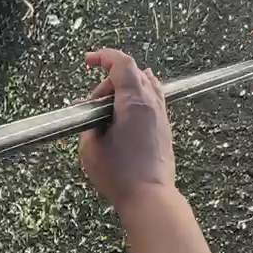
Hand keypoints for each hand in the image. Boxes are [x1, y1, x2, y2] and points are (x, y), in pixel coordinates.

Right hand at [77, 49, 175, 213]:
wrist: (149, 196)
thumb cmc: (118, 175)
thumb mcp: (90, 148)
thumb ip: (89, 123)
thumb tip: (91, 114)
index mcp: (133, 102)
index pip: (121, 64)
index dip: (103, 57)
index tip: (88, 60)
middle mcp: (151, 102)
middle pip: (130, 74)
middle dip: (107, 83)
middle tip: (89, 107)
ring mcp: (161, 114)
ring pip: (145, 84)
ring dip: (123, 88)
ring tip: (106, 103)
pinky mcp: (164, 127)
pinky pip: (152, 98)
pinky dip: (135, 97)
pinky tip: (125, 109)